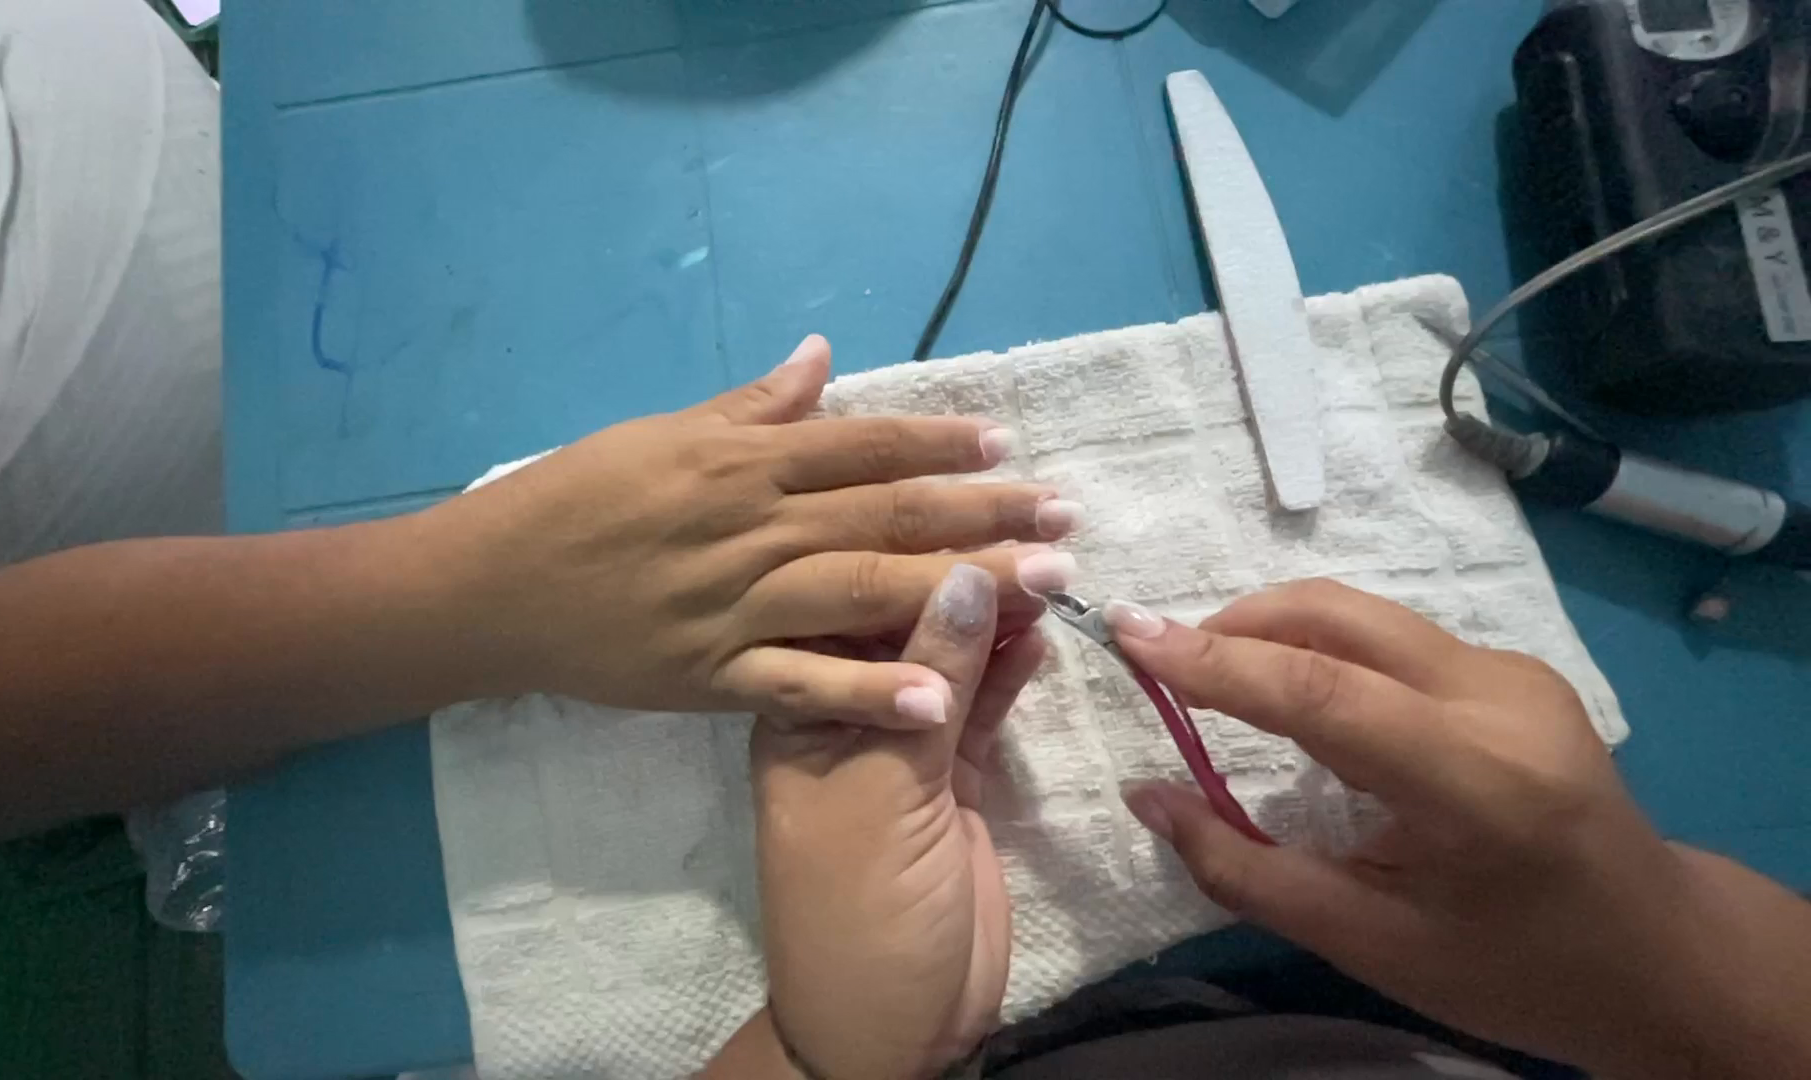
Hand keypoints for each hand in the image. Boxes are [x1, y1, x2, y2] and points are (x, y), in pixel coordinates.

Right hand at [410, 336, 1077, 726]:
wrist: (492, 585)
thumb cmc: (578, 498)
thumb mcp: (660, 432)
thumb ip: (750, 403)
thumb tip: (821, 354)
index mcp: (739, 462)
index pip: (860, 445)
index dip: (938, 443)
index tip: (1006, 446)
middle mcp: (751, 526)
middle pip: (886, 513)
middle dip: (981, 513)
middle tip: (1063, 515)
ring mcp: (736, 605)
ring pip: (863, 589)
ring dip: (959, 588)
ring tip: (1041, 587)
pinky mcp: (714, 677)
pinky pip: (803, 683)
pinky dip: (870, 691)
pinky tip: (943, 697)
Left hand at [748, 564, 1045, 1078]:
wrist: (892, 1027)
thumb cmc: (859, 905)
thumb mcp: (889, 788)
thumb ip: (932, 682)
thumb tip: (966, 573)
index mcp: (803, 703)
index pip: (854, 604)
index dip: (913, 553)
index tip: (974, 503)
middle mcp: (848, 708)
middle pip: (911, 622)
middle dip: (969, 575)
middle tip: (1037, 525)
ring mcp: (904, 739)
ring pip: (953, 659)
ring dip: (999, 616)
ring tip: (1050, 567)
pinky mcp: (951, 773)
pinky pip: (982, 707)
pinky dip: (1010, 672)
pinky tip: (1038, 634)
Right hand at [1107, 579, 1810, 1079]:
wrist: (1664, 953)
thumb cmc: (1508, 963)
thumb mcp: (1363, 942)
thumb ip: (1237, 868)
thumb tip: (1143, 795)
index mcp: (1479, 785)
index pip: (1324, 695)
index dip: (1215, 661)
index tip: (1130, 636)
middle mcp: (1501, 701)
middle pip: (1335, 619)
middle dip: (1230, 625)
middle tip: (1160, 656)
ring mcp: (1509, 671)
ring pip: (1351, 610)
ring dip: (1263, 626)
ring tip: (1209, 671)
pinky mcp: (1501, 664)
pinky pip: (1374, 629)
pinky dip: (1303, 641)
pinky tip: (1282, 686)